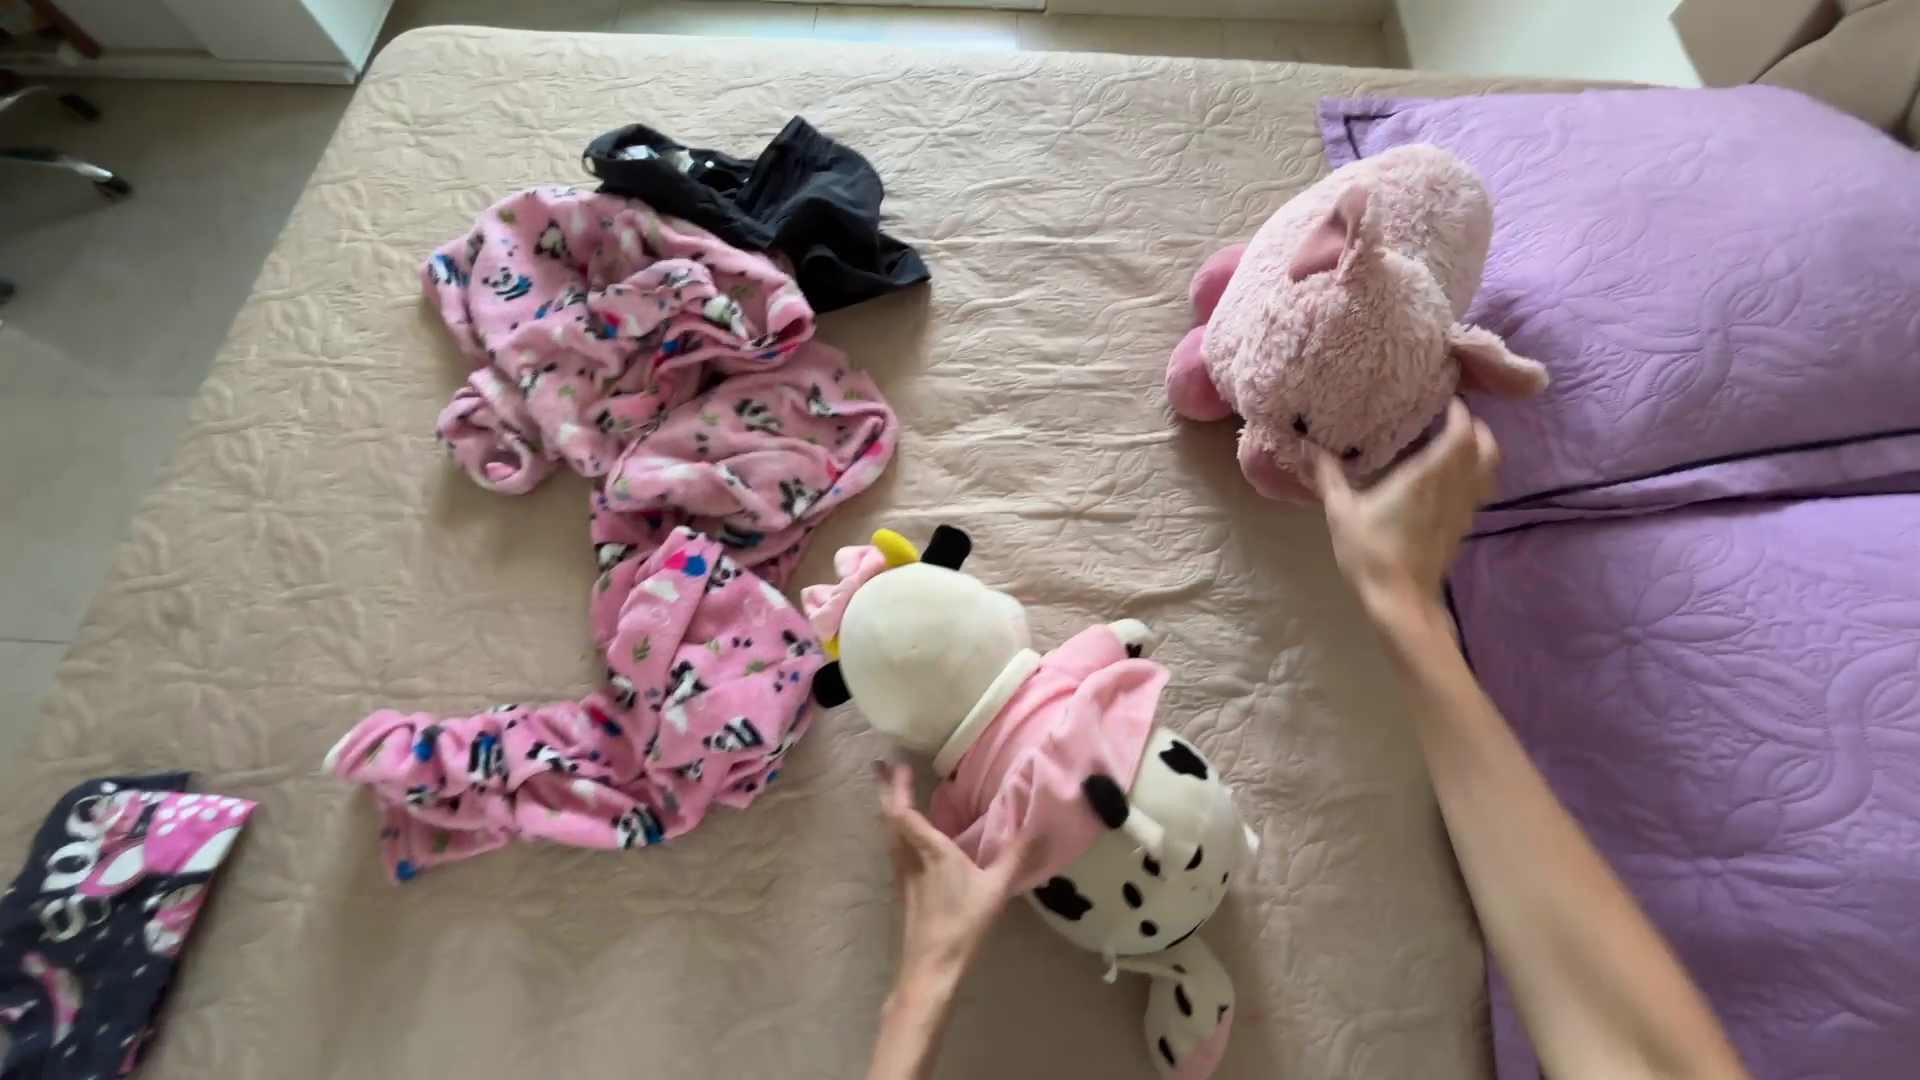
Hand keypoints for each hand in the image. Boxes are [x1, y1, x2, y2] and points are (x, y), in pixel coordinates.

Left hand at [874, 761, 1042, 982]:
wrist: (931, 968)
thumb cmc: (962, 925)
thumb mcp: (995, 890)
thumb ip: (1017, 856)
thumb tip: (1042, 827)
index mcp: (930, 851)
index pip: (903, 812)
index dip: (898, 787)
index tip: (897, 763)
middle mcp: (909, 857)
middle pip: (890, 817)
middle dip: (884, 789)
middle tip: (879, 765)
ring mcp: (904, 874)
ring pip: (890, 833)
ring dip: (890, 808)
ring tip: (893, 791)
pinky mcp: (905, 889)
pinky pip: (896, 847)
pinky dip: (898, 829)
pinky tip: (908, 835)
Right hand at [1313, 400, 1499, 610]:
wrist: (1400, 597)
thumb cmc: (1369, 550)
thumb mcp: (1340, 511)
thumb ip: (1329, 476)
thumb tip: (1309, 447)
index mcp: (1427, 476)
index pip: (1461, 432)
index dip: (1460, 412)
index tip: (1446, 398)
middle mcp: (1453, 486)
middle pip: (1485, 446)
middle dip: (1476, 427)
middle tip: (1453, 418)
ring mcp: (1463, 508)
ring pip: (1489, 468)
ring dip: (1481, 450)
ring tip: (1457, 444)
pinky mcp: (1462, 526)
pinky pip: (1479, 489)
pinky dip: (1474, 475)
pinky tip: (1450, 481)